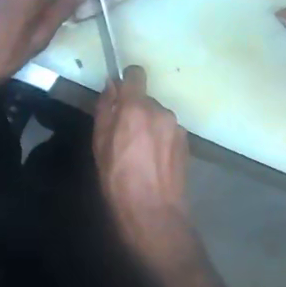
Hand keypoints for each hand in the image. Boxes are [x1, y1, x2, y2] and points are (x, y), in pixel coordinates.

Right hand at [95, 65, 192, 260]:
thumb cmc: (118, 180)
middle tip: (122, 136)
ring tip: (139, 154)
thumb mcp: (100, 144)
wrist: (153, 212)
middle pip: (145, 99)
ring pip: (157, 117)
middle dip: (134, 111)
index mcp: (136, 107)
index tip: (118, 95)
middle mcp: (160, 111)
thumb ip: (105, 110)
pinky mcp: (186, 143)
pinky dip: (160, 140)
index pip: (135, 74)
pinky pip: (168, 132)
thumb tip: (110, 86)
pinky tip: (153, 162)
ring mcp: (176, 127)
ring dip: (148, 126)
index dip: (126, 81)